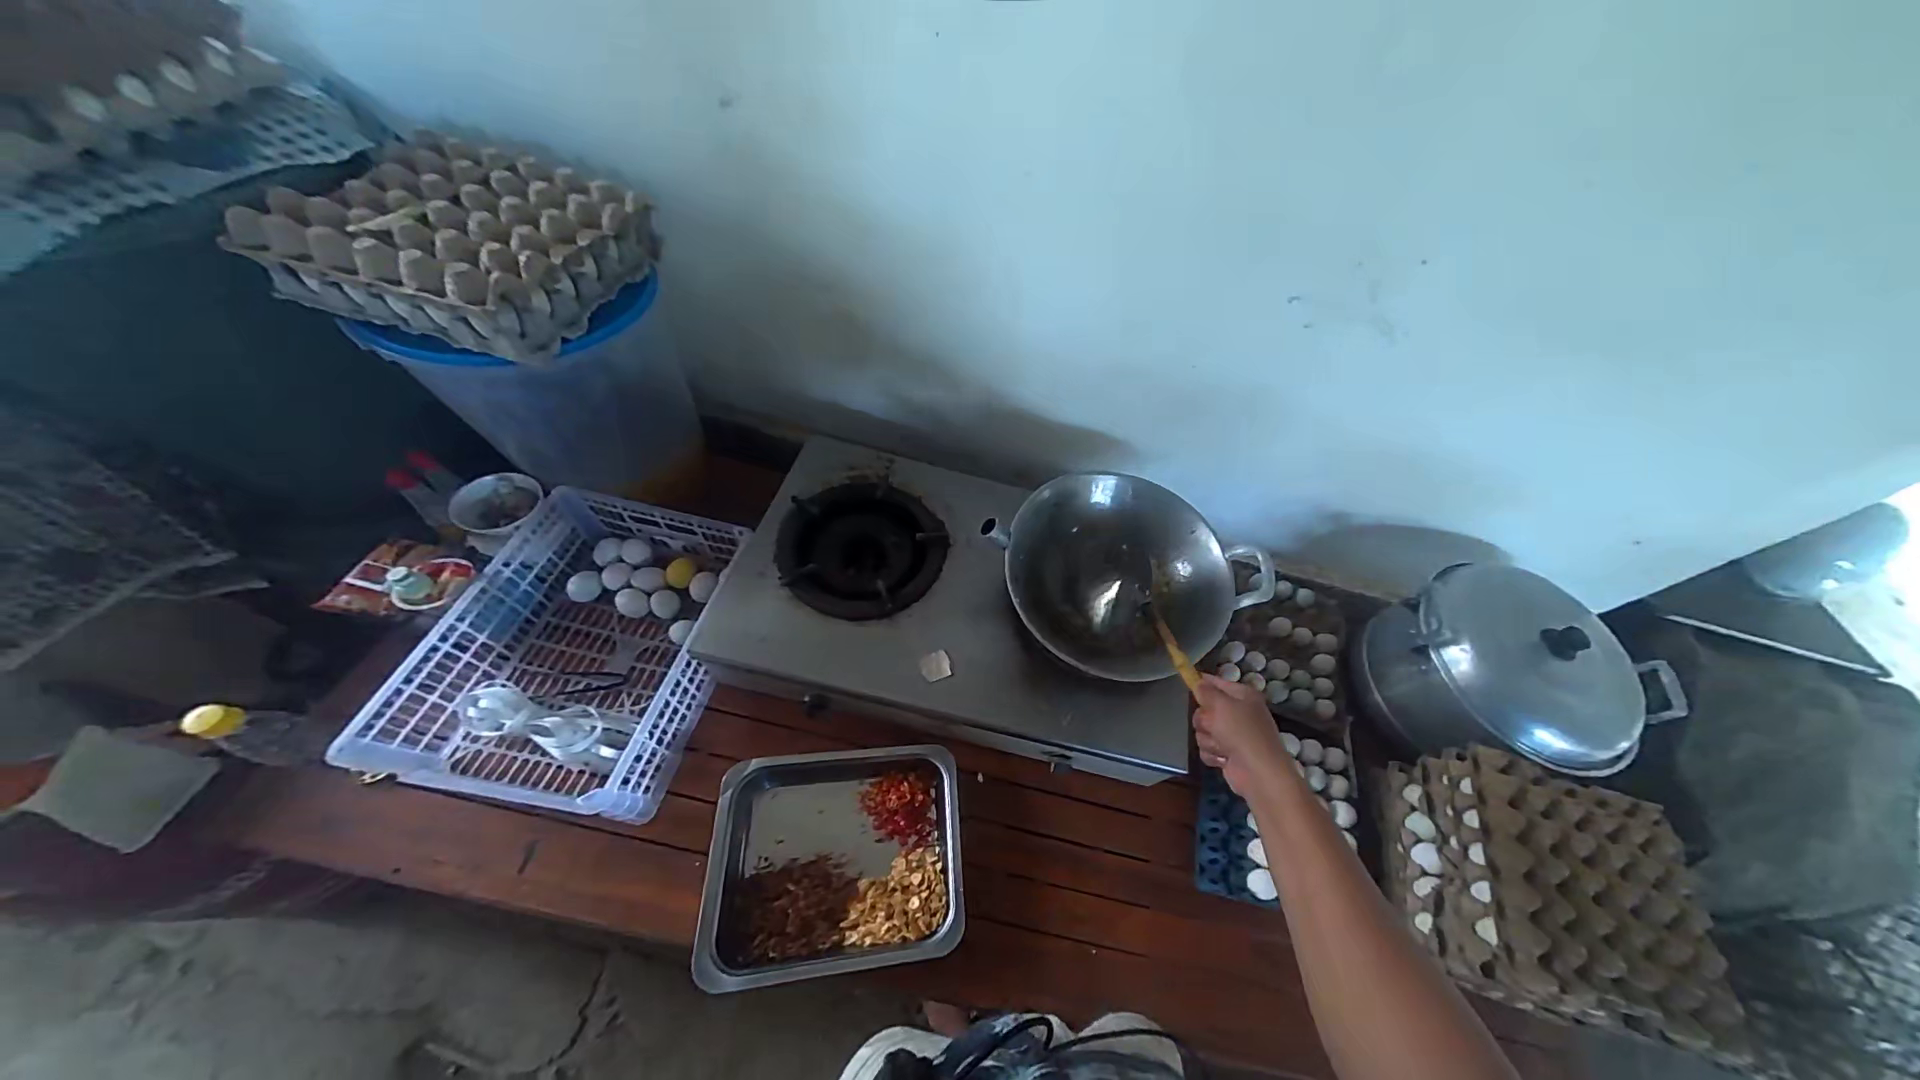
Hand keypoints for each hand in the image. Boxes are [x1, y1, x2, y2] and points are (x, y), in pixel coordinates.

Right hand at [1192, 674, 1292, 796]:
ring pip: (1202, 730)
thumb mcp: (1222, 705)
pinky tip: (1223, 758)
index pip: (1217, 682)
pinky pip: (1206, 747)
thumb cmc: (1242, 733)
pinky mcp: (1226, 753)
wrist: (1259, 773)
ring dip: (1208, 739)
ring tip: (1223, 746)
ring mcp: (1232, 735)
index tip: (1187, 682)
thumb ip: (1206, 691)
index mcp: (1242, 696)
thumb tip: (1198, 683)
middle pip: (1205, 709)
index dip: (1202, 682)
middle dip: (1204, 720)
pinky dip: (1212, 753)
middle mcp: (1238, 713)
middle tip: (1214, 725)